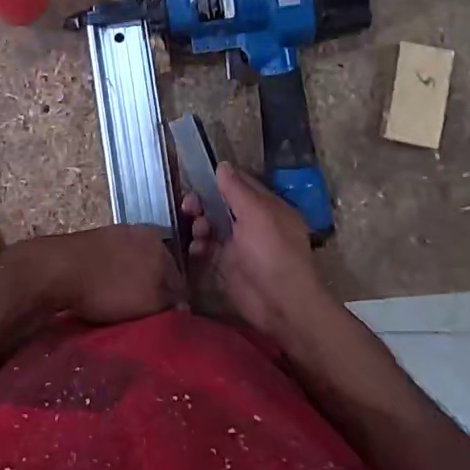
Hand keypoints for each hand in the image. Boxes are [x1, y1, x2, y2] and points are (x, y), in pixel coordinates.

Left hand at [19, 226, 186, 324]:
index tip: (164, 321)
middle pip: (155, 269)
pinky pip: (110, 265)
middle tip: (143, 316)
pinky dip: (110, 280)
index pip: (179, 277)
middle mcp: (141, 232)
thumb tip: (183, 306)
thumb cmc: (110, 287)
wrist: (58, 269)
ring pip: (132, 267)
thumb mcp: (152, 303)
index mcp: (160, 242)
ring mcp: (114, 234)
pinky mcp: (92, 241)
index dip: (174, 302)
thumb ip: (173, 303)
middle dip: (153, 291)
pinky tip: (101, 294)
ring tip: (119, 308)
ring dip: (129, 286)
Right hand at [184, 163, 332, 340]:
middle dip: (202, 202)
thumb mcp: (256, 214)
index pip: (239, 183)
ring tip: (198, 231)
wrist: (281, 304)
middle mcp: (252, 222)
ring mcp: (239, 244)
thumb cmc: (272, 252)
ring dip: (199, 224)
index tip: (194, 178)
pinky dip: (200, 246)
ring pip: (211, 225)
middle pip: (220, 204)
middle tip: (189, 206)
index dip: (218, 180)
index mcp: (266, 205)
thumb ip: (237, 189)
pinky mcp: (228, 265)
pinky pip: (208, 248)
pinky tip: (197, 249)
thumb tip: (222, 165)